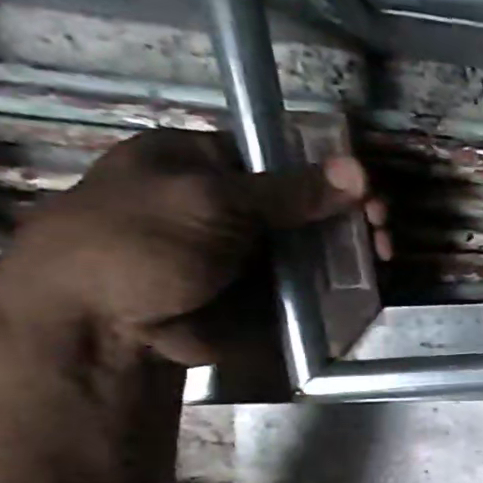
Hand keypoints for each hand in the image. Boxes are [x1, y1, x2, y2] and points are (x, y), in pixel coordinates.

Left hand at [0, 129, 390, 365]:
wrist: (100, 327)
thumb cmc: (138, 243)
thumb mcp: (213, 202)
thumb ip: (289, 190)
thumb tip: (358, 171)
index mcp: (204, 161)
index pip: (282, 154)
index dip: (330, 170)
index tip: (367, 190)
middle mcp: (231, 204)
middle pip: (307, 202)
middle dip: (350, 213)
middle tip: (381, 231)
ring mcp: (247, 253)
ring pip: (312, 244)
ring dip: (351, 249)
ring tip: (382, 259)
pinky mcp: (260, 295)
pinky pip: (308, 283)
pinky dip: (339, 284)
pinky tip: (368, 284)